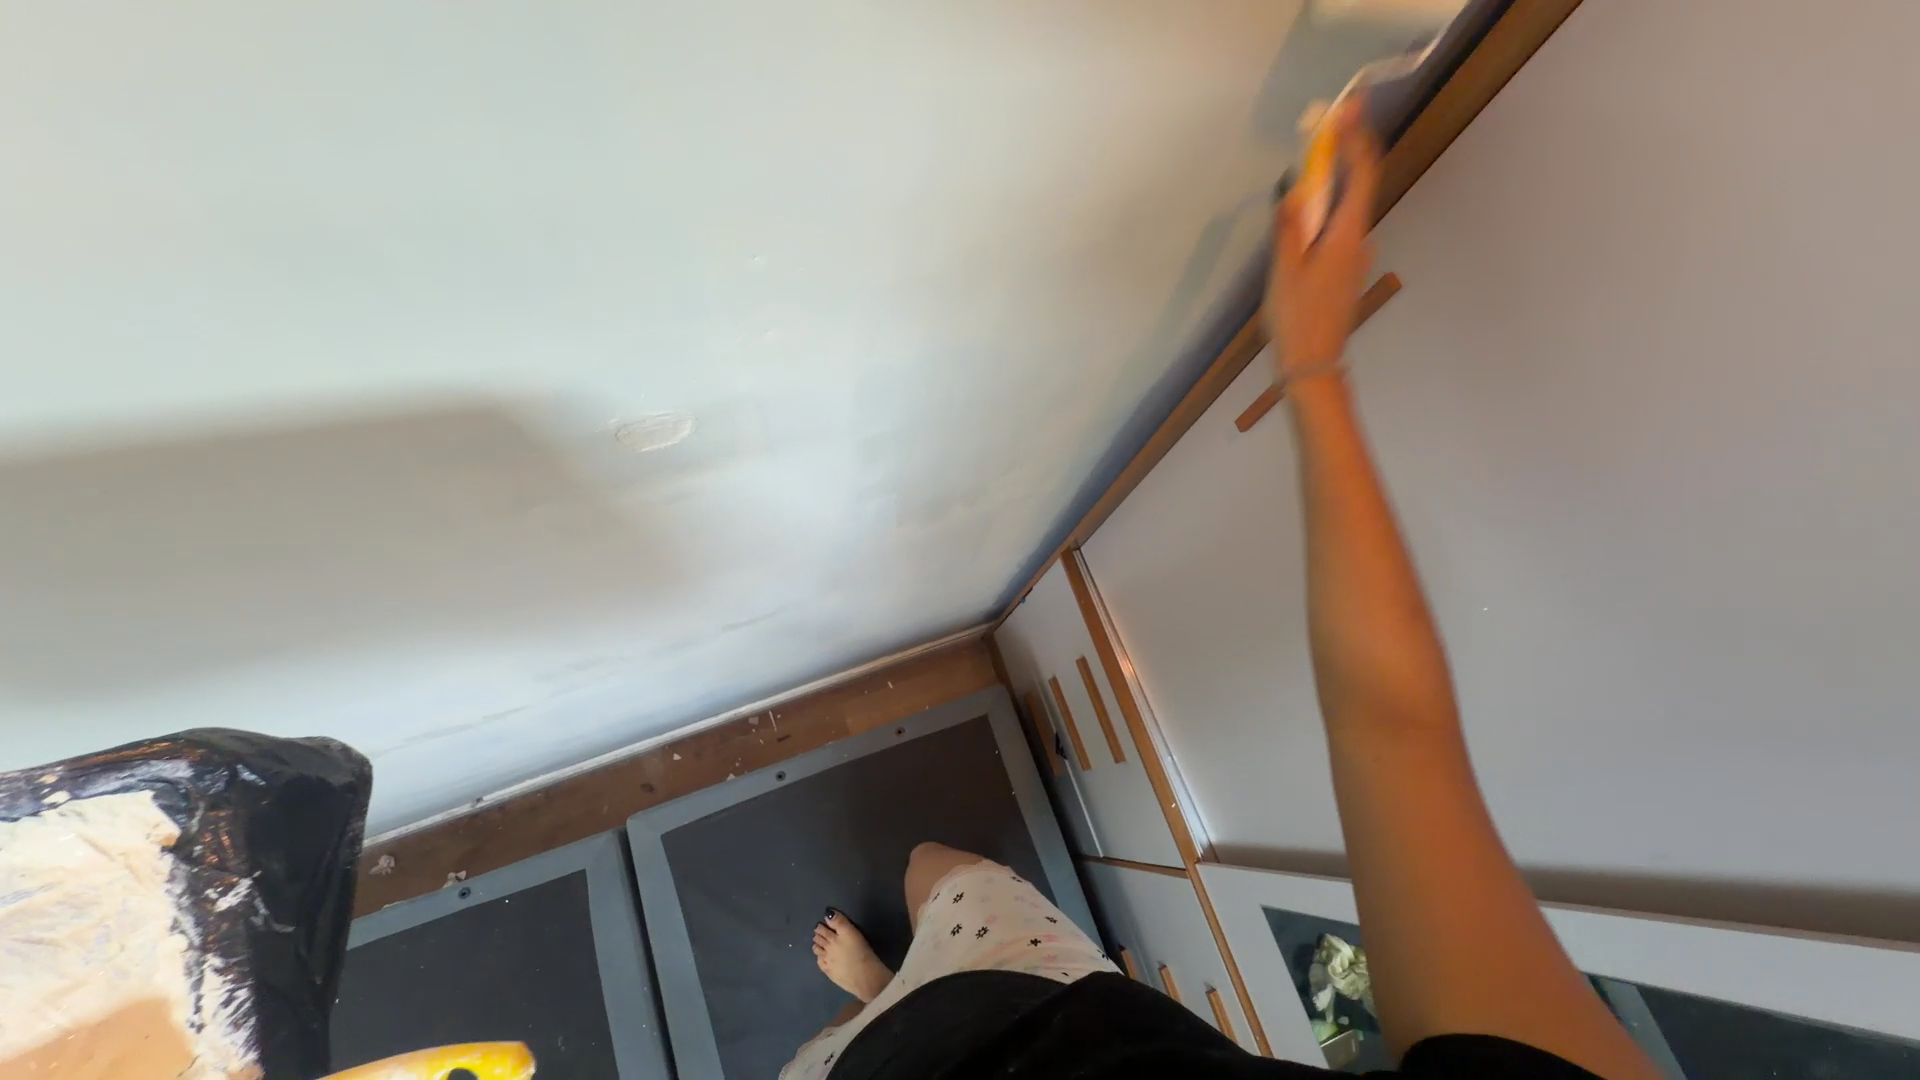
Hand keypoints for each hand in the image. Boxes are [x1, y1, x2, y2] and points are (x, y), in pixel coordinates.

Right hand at [1267, 96, 1380, 377]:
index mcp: (1347, 235)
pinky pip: (1335, 235)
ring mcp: (1355, 260)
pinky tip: (1300, 232)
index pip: (1360, 174)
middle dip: (1338, 160)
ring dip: (1325, 195)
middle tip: (1320, 135)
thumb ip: (1289, 227)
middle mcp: (1359, 242)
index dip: (1354, 138)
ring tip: (1301, 186)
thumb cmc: (1297, 318)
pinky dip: (1321, 222)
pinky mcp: (1345, 275)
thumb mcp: (1284, 271)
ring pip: (1342, 215)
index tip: (1346, 109)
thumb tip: (1295, 189)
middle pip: (1353, 190)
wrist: (1313, 365)